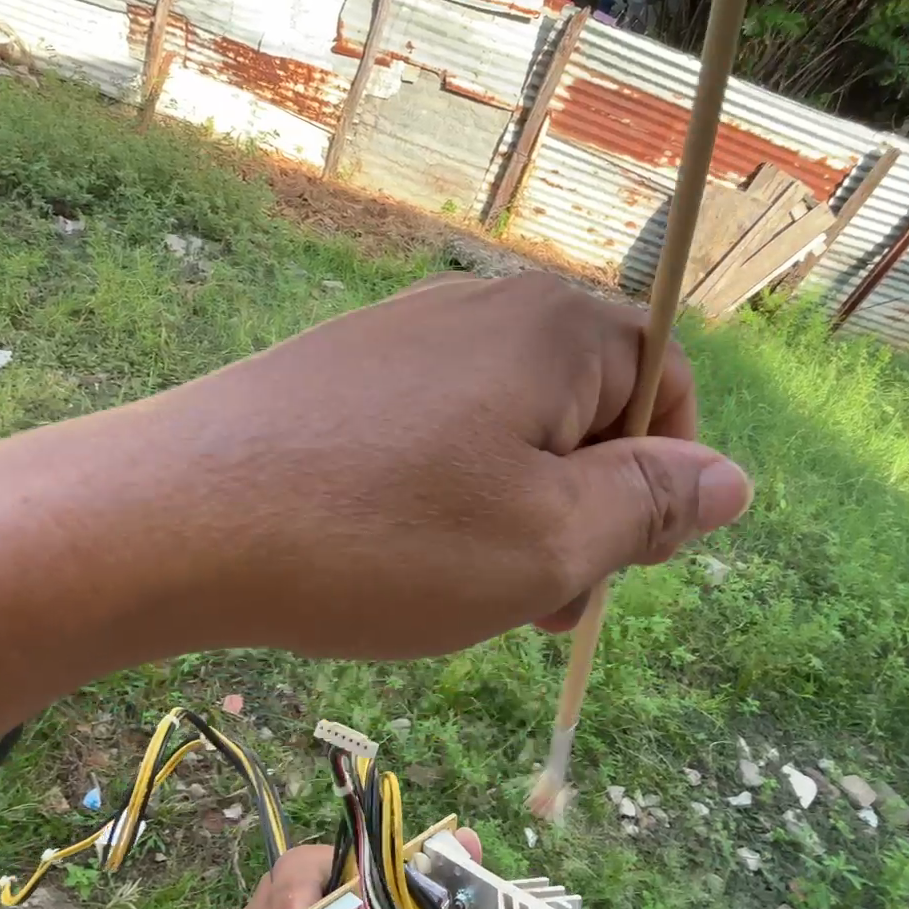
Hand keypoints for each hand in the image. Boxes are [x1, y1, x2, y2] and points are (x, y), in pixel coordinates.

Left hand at [148, 272, 751, 657]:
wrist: (178, 516)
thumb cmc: (384, 534)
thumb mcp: (550, 540)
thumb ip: (653, 503)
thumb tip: (730, 476)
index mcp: (553, 327)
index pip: (663, 384)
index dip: (657, 481)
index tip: (611, 559)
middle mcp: (480, 309)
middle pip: (581, 411)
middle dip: (578, 509)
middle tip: (531, 598)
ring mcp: (402, 338)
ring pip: (503, 434)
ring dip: (509, 514)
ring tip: (456, 587)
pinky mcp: (344, 376)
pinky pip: (432, 435)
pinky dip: (440, 497)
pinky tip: (392, 551)